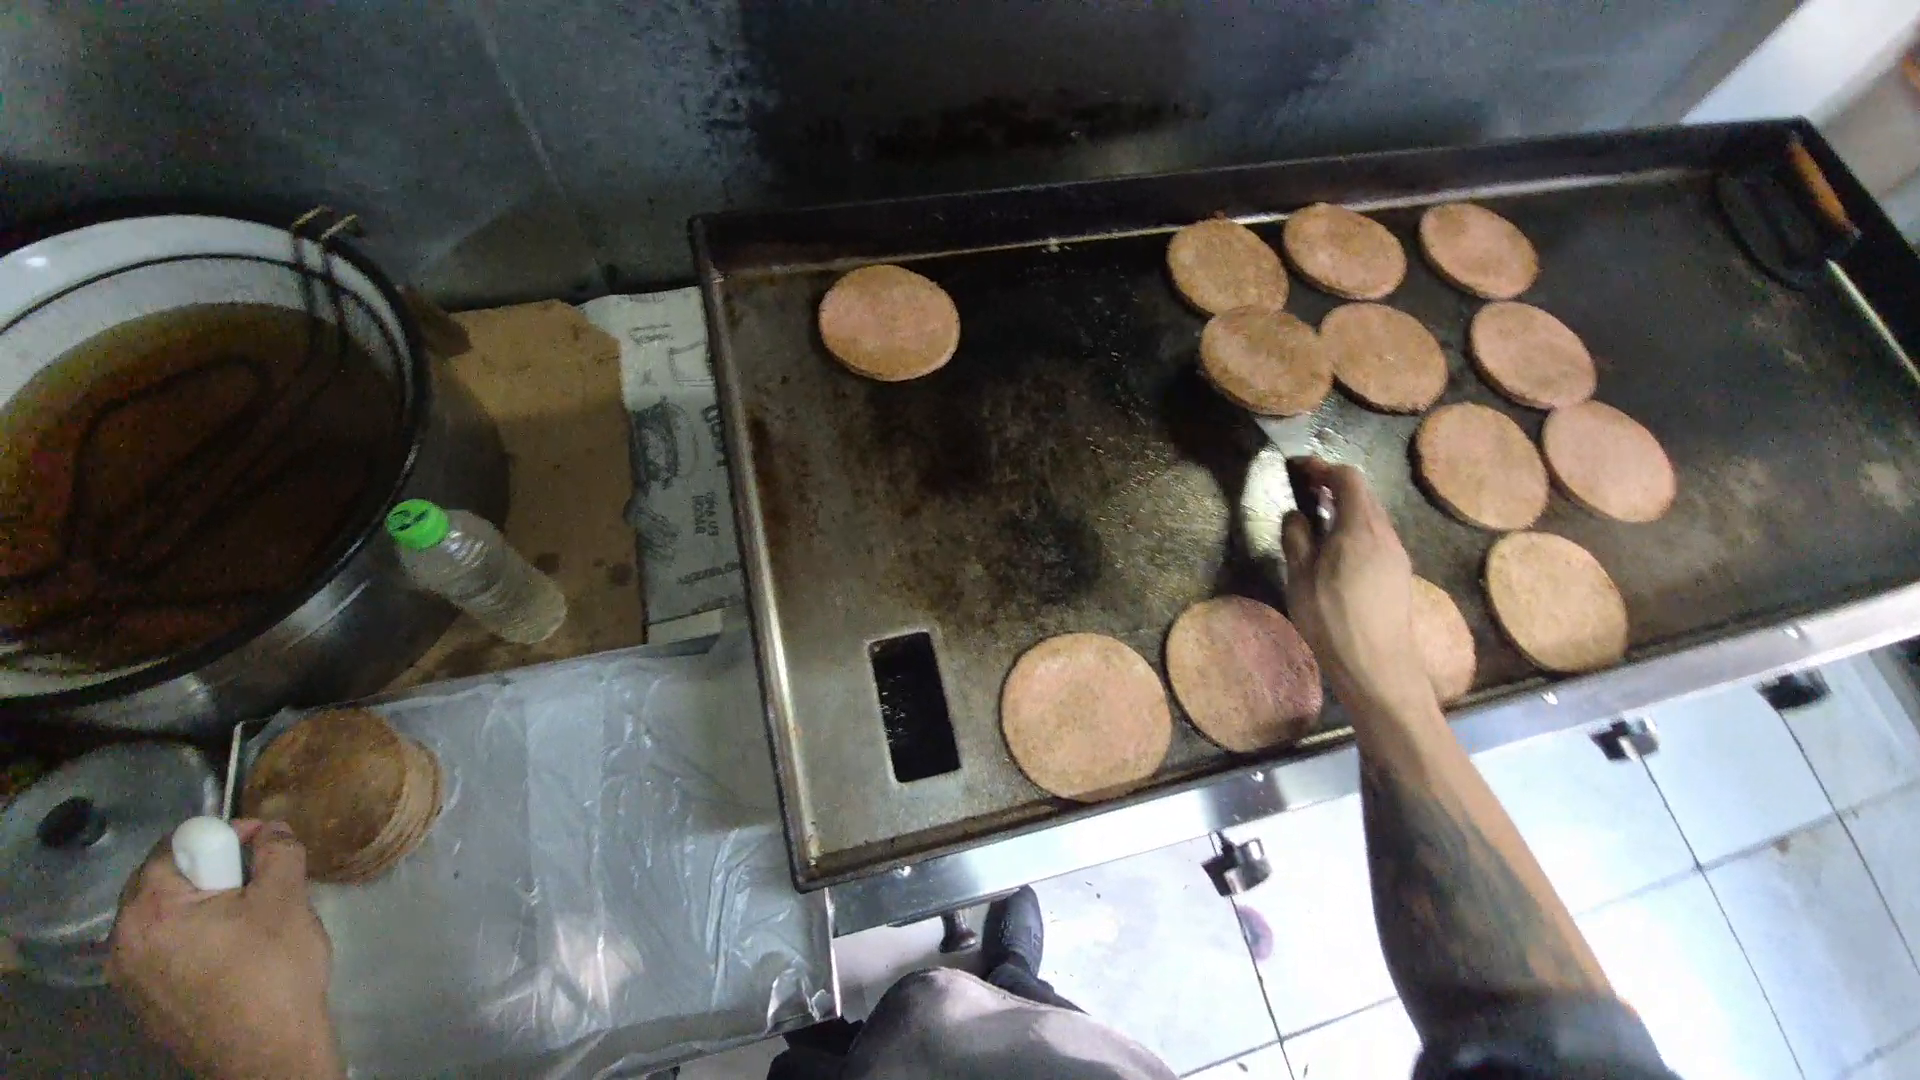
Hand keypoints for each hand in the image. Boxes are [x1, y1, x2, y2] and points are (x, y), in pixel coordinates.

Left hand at [109, 819, 342, 1079]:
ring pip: (166, 915)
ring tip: (255, 911)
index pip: (173, 847)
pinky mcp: (145, 999)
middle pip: (163, 880)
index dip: (222, 834)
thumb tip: (270, 829)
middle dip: (214, 867)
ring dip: (207, 901)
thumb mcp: (287, 897)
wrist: (266, 1046)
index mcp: (150, 913)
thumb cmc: (274, 966)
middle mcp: (123, 943)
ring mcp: (129, 976)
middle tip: (262, 874)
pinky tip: (238, 946)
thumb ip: (278, 852)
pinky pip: (166, 946)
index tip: (263, 840)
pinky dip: (199, 932)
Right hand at [1281, 457, 1434, 713]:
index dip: (1322, 468)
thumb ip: (1297, 539)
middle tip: (1304, 491)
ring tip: (1317, 521)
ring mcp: (1396, 554)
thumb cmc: (1331, 618)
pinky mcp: (1398, 573)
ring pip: (1371, 516)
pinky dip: (1355, 529)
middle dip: (1333, 485)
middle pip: (1363, 494)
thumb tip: (1296, 515)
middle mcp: (1385, 533)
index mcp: (1359, 527)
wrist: (1376, 665)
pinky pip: (1376, 537)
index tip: (1297, 470)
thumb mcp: (1300, 577)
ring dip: (1345, 509)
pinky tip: (1336, 551)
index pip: (1347, 478)